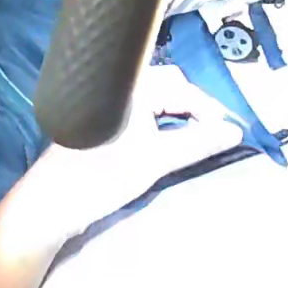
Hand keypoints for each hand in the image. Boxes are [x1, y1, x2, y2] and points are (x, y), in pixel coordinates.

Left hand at [0, 66, 243, 252]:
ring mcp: (102, 103)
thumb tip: (234, 131)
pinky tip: (165, 139)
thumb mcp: (155, 160)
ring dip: (175, 115)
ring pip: (150, 100)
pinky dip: (156, 123)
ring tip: (196, 138)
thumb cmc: (101, 177)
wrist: (53, 202)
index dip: (208, 107)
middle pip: (165, 87)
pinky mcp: (95, 121)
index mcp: (127, 86)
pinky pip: (134, 112)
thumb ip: (197, 143)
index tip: (229, 130)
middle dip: (192, 107)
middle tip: (214, 132)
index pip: (180, 85)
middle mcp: (113, 88)